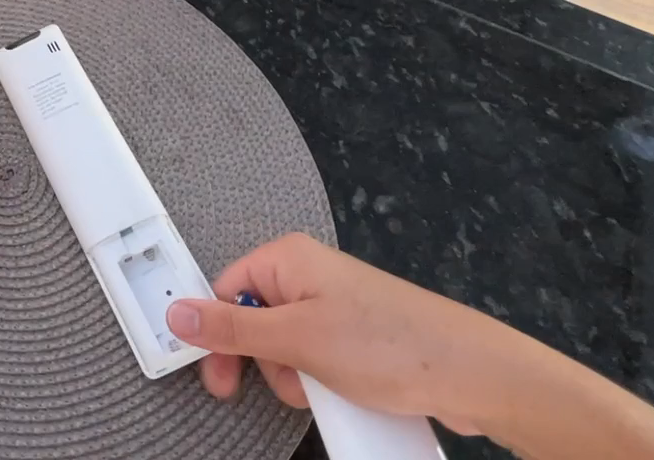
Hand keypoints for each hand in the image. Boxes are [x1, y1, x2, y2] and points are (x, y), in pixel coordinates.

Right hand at [165, 233, 540, 435]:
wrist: (480, 376)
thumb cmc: (384, 346)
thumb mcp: (298, 341)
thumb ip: (231, 329)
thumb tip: (173, 312)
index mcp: (286, 258)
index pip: (227, 289)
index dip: (218, 332)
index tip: (219, 377)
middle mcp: (307, 274)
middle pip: (255, 318)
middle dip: (263, 359)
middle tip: (279, 391)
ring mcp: (336, 304)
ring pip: (287, 343)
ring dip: (294, 374)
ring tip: (324, 391)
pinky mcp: (359, 334)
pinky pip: (319, 355)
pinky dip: (322, 378)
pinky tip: (342, 394)